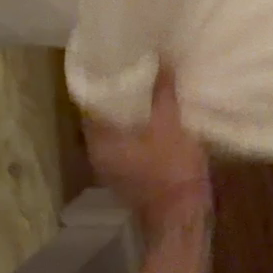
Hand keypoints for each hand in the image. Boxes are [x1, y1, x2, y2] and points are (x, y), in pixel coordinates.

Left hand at [83, 71, 214, 272]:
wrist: (182, 215)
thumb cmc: (172, 168)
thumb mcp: (171, 124)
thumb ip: (163, 92)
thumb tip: (162, 59)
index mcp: (100, 142)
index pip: (90, 103)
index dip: (102, 79)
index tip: (118, 57)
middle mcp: (99, 154)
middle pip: (103, 116)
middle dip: (120, 92)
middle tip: (139, 65)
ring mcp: (114, 167)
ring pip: (117, 129)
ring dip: (131, 109)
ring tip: (151, 83)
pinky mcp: (130, 173)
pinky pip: (129, 140)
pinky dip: (139, 125)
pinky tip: (159, 112)